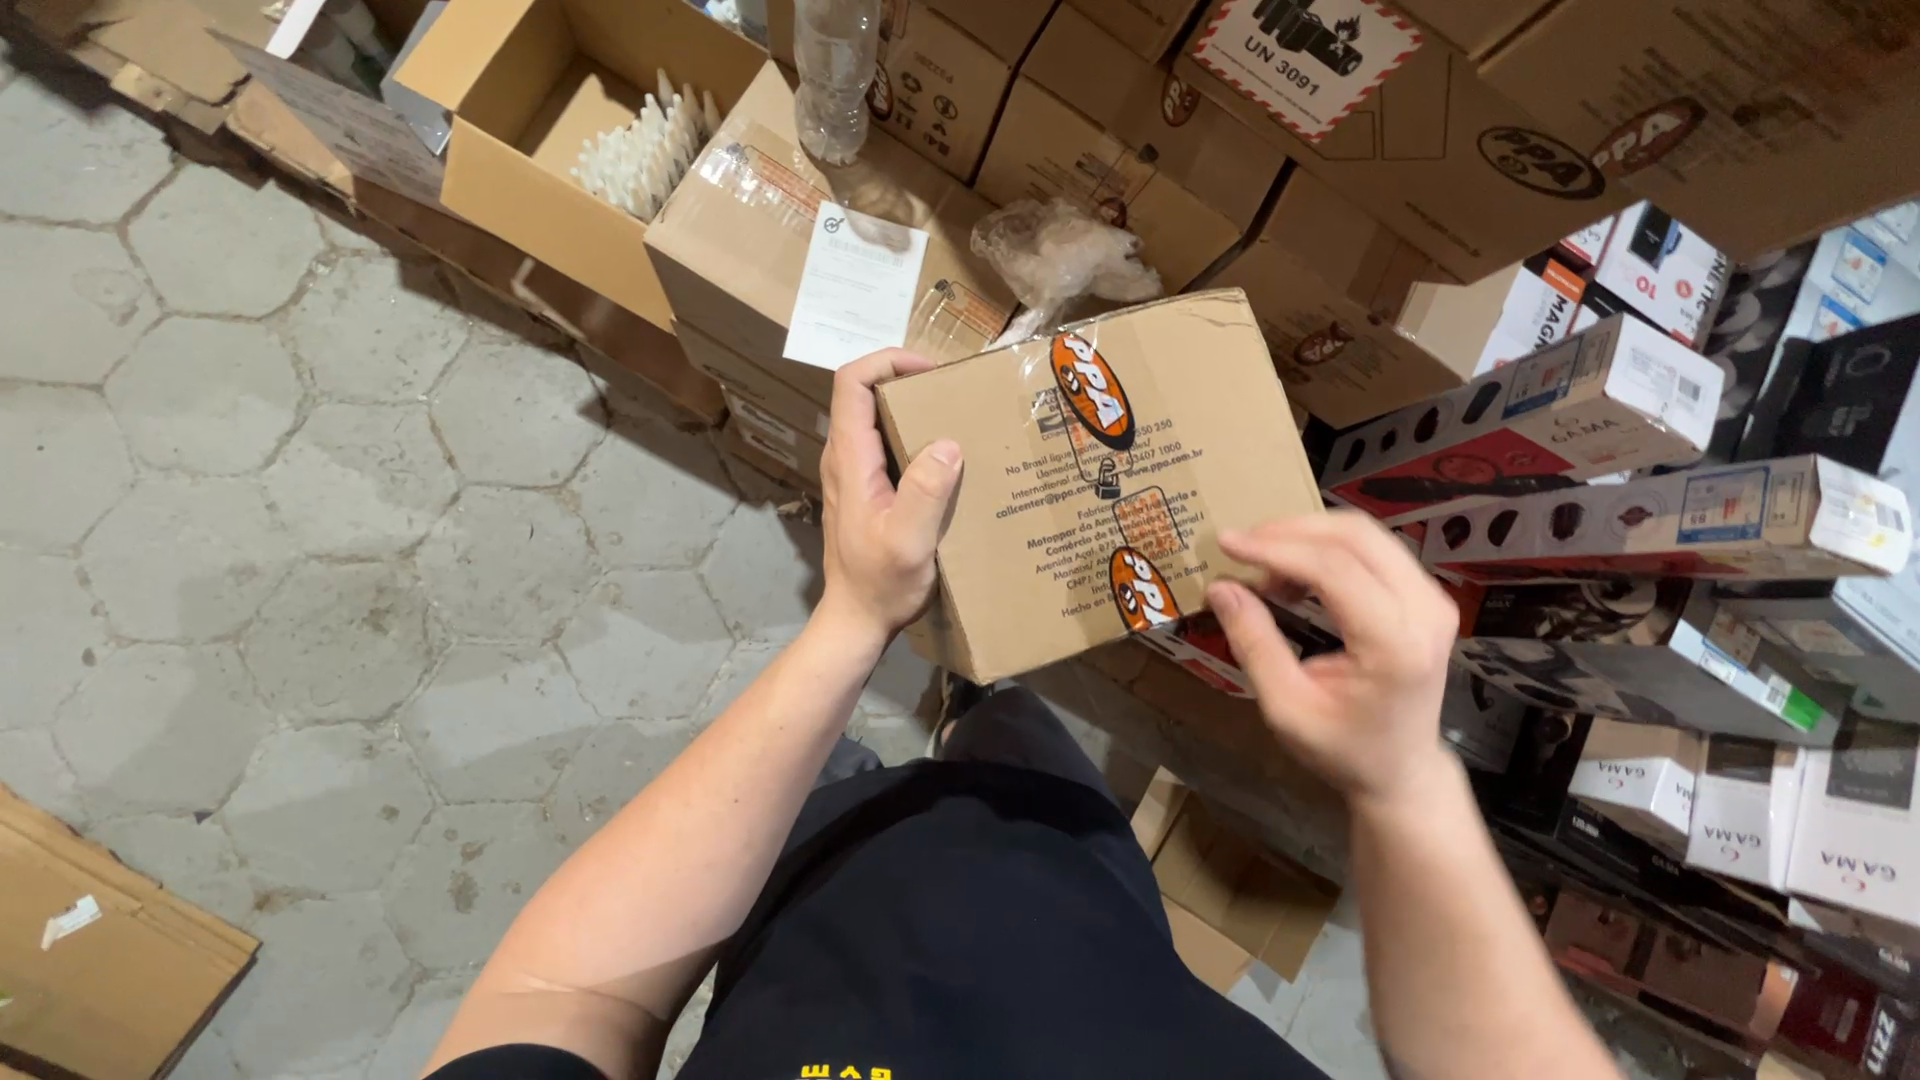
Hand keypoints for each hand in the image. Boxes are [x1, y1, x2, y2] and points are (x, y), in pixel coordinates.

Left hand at [815, 349, 962, 642]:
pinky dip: (912, 436)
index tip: (930, 370)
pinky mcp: (864, 490)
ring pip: (874, 419)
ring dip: (911, 408)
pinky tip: (944, 458)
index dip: (887, 361)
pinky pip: (884, 445)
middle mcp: (843, 458)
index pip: (851, 382)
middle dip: (905, 380)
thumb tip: (948, 443)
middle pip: (863, 394)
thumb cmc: (881, 584)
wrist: (856, 618)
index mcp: (850, 459)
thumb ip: (925, 491)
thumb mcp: (910, 541)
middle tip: (952, 392)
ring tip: (955, 417)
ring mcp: (851, 474)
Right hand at [1204, 512, 1457, 809]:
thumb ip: (1255, 644)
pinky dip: (1324, 548)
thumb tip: (1220, 588)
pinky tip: (1292, 572)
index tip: (1226, 543)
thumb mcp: (1285, 707)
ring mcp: (1432, 598)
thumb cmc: (1342, 747)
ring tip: (1263, 565)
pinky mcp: (1425, 594)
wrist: (1402, 769)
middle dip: (1289, 531)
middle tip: (1241, 546)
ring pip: (1364, 533)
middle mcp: (1424, 610)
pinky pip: (1372, 548)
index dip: (1275, 549)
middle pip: (1354, 537)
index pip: (1334, 570)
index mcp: (1394, 645)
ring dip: (1306, 536)